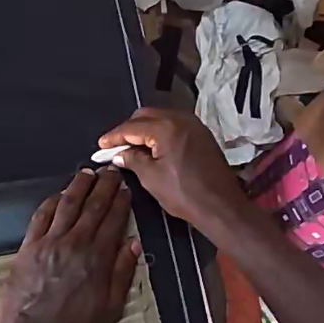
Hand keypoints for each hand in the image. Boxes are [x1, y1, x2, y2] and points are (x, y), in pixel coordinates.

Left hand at [0, 168, 141, 322]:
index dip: (121, 201)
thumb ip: (122, 273)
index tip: (126, 188)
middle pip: (93, 205)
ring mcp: (50, 241)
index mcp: (98, 257)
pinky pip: (42, 215)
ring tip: (87, 173)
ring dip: (79, 185)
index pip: (113, 220)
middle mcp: (75, 242)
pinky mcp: (29, 245)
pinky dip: (52, 201)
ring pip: (67, 204)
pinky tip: (59, 194)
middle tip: (111, 171)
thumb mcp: (111, 308)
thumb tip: (133, 243)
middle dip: (104, 185)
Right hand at [98, 108, 251, 228]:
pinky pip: (174, 125)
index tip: (101, 145)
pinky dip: (160, 132)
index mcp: (166, 127)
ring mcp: (194, 124)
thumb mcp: (152, 178)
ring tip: (131, 147)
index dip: (114, 136)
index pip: (132, 127)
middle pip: (146, 116)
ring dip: (144, 129)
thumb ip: (132, 160)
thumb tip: (119, 154)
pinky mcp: (201, 133)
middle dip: (128, 129)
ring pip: (160, 118)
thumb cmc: (185, 194)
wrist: (221, 206)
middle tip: (115, 146)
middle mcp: (181, 119)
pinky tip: (152, 147)